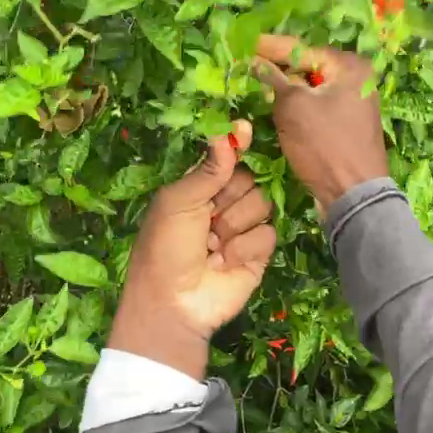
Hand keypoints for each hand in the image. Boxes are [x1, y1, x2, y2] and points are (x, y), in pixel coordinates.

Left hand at [107, 120, 276, 380]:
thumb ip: (207, 168)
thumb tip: (228, 130)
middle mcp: (222, 204)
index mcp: (198, 188)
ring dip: (234, 225)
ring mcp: (242, 228)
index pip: (225, 157)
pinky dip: (244, 247)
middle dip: (229, 196)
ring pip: (261, 204)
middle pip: (249, 178)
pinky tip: (224, 262)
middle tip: (208, 217)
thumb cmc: (165, 247)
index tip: (244, 130)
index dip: (236, 145)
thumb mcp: (178, 202)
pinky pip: (268, 233)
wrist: (175, 303)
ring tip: (212, 246)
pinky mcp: (259, 253)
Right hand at [252, 35, 389, 209]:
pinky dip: (298, 106)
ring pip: (312, 88)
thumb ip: (274, 80)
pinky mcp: (348, 124)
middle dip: (278, 68)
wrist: (354, 196)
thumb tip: (255, 62)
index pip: (301, 49)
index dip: (269, 47)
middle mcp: (358, 79)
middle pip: (309, 67)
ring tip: (257, 85)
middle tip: (247, 65)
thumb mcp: (293, 108)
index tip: (244, 43)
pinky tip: (277, 107)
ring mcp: (355, 103)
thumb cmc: (324, 145)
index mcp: (350, 67)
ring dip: (286, 89)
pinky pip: (318, 106)